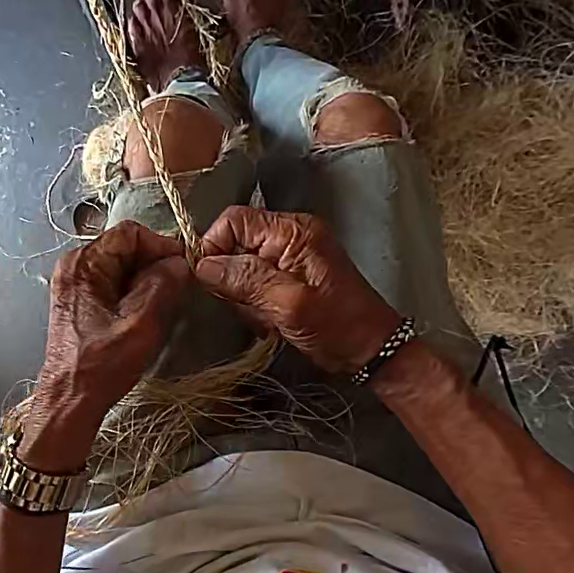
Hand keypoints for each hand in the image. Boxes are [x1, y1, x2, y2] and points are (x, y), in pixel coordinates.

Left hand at [22, 221, 190, 472]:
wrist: (71, 399)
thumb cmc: (101, 365)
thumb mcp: (142, 323)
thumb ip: (164, 285)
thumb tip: (179, 263)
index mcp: (84, 264)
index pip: (130, 233)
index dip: (161, 246)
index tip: (182, 268)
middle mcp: (74, 267)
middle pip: (125, 248)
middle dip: (154, 265)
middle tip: (175, 290)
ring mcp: (74, 284)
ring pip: (121, 267)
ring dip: (145, 281)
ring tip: (161, 306)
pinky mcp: (79, 302)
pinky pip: (113, 284)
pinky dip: (132, 293)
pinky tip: (142, 316)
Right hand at [194, 206, 400, 375]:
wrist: (370, 351)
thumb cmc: (338, 326)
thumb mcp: (290, 303)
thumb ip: (247, 279)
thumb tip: (203, 265)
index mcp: (293, 232)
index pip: (234, 221)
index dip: (214, 247)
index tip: (209, 280)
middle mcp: (288, 236)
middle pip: (233, 244)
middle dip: (232, 279)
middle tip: (251, 305)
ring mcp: (287, 257)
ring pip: (238, 268)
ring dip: (243, 297)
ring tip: (266, 316)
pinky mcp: (285, 277)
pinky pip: (250, 285)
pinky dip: (252, 305)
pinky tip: (270, 320)